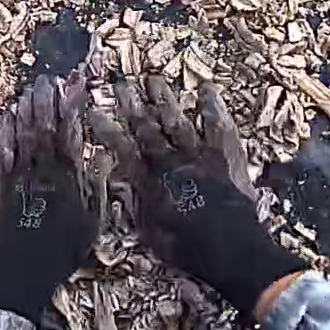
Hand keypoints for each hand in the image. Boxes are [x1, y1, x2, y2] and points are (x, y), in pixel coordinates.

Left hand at [0, 74, 106, 319]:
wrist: (25, 270)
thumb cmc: (64, 248)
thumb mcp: (93, 222)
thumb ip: (96, 186)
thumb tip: (100, 155)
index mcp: (68, 178)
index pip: (71, 133)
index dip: (72, 107)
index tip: (75, 85)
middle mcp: (43, 171)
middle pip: (43, 127)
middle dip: (46, 100)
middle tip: (48, 79)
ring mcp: (20, 175)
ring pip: (22, 134)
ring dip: (26, 109)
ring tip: (30, 88)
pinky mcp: (2, 182)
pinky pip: (2, 150)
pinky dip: (5, 130)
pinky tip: (7, 114)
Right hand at [90, 76, 306, 317]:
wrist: (234, 250)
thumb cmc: (188, 249)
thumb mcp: (151, 234)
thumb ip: (138, 204)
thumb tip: (125, 182)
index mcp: (150, 181)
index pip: (123, 149)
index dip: (108, 130)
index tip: (95, 110)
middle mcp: (171, 162)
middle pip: (147, 128)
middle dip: (133, 105)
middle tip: (122, 84)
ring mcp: (199, 156)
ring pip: (177, 121)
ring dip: (165, 100)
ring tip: (154, 79)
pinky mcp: (225, 156)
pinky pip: (217, 126)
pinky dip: (212, 107)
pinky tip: (206, 90)